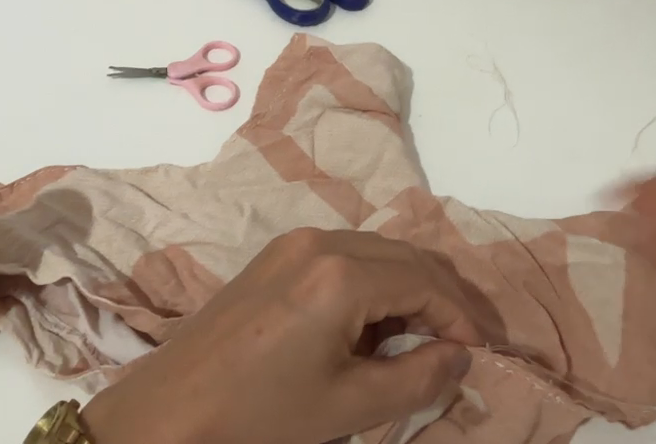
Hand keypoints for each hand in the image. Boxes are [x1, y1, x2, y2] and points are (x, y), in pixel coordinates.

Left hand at [80, 228, 483, 443]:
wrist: (169, 411)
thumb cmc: (261, 414)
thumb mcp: (347, 406)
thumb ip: (415, 378)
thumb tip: (459, 355)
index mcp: (341, 272)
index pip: (424, 280)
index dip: (462, 315)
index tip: (486, 351)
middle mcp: (320, 240)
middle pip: (403, 254)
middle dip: (442, 295)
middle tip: (469, 340)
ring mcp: (293, 242)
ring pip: (374, 251)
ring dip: (408, 287)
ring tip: (428, 338)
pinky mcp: (275, 254)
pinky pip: (343, 255)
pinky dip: (373, 283)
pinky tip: (377, 323)